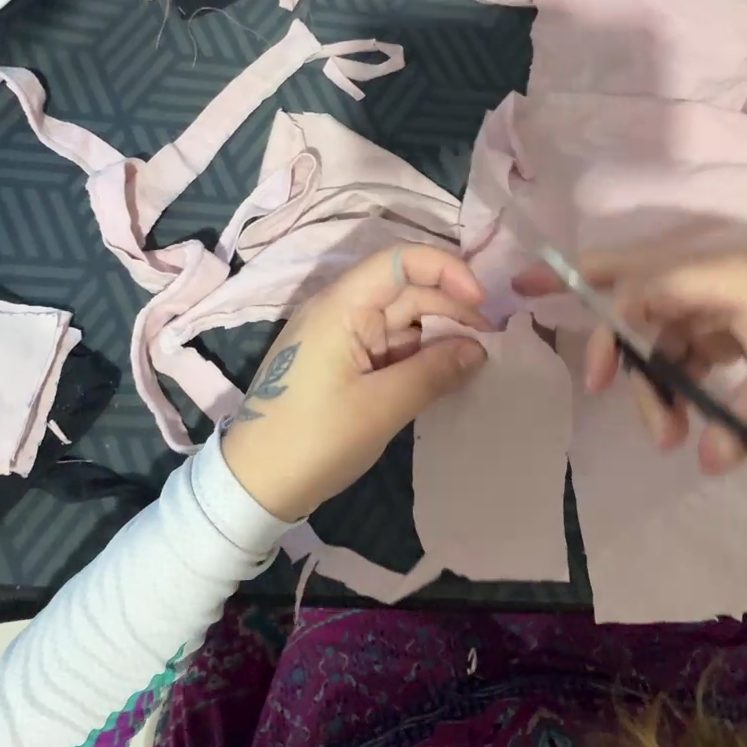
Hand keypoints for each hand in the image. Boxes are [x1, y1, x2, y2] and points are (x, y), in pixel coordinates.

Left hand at [221, 243, 491, 520]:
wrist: (255, 484)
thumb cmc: (315, 439)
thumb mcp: (381, 407)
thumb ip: (434, 372)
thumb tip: (478, 350)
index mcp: (341, 307)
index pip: (400, 261)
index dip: (447, 271)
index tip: (482, 304)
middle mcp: (340, 311)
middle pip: (407, 291)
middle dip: (452, 310)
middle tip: (491, 346)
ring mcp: (340, 336)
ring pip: (402, 320)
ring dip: (439, 336)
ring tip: (476, 362)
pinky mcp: (342, 362)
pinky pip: (390, 345)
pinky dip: (420, 355)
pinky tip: (446, 374)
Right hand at [513, 248, 746, 476]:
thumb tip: (710, 461)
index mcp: (725, 275)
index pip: (647, 290)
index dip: (612, 325)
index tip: (597, 378)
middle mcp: (710, 276)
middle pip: (631, 276)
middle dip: (579, 285)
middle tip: (523, 290)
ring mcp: (717, 298)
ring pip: (656, 327)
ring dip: (648, 376)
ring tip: (666, 437)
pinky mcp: (726, 321)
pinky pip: (681, 344)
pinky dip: (673, 379)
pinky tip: (684, 421)